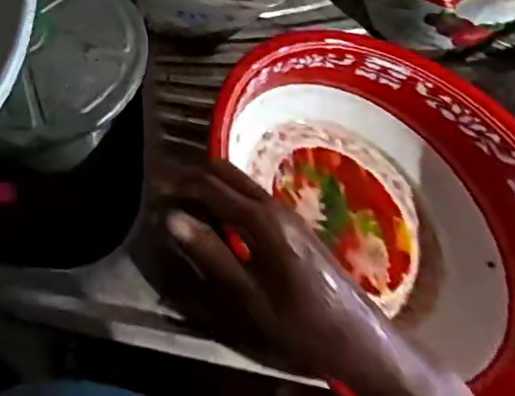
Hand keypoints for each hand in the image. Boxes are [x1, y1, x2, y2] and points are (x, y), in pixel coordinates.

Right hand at [158, 157, 468, 395]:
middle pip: (220, 170)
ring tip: (181, 199)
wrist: (363, 342)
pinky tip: (213, 215)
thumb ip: (211, 255)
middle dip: (188, 174)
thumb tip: (171, 219)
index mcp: (261, 221)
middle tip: (162, 187)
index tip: (150, 186)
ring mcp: (284, 210)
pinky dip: (222, 191)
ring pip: (235, 178)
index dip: (175, 182)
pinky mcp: (291, 221)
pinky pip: (246, 191)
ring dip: (205, 181)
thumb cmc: (304, 327)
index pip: (207, 184)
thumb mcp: (252, 300)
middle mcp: (272, 205)